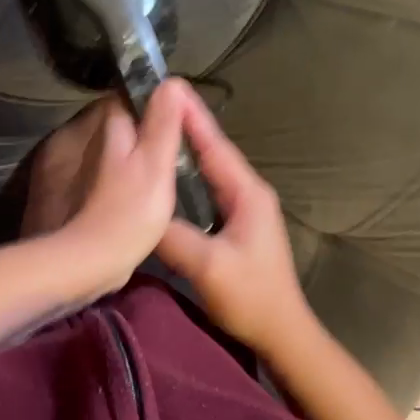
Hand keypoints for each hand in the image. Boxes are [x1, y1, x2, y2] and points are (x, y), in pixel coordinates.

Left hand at [46, 81, 189, 295]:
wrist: (101, 258)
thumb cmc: (131, 209)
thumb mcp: (155, 161)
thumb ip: (163, 123)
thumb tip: (171, 81)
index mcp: (115, 130)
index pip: (131, 96)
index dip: (156, 95)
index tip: (184, 101)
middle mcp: (108, 145)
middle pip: (136, 122)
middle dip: (160, 121)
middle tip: (194, 129)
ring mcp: (109, 171)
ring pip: (137, 147)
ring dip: (158, 146)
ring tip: (190, 152)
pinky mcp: (114, 193)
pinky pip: (138, 170)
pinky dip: (154, 170)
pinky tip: (173, 180)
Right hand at [155, 95, 310, 349]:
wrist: (282, 335)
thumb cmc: (252, 298)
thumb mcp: (209, 267)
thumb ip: (173, 235)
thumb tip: (136, 209)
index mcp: (247, 193)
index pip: (213, 144)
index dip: (190, 115)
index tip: (168, 84)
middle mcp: (246, 192)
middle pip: (209, 148)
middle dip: (181, 121)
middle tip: (149, 97)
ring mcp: (241, 207)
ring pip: (205, 166)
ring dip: (181, 144)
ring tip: (149, 123)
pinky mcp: (231, 222)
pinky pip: (202, 185)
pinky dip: (182, 170)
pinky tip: (160, 170)